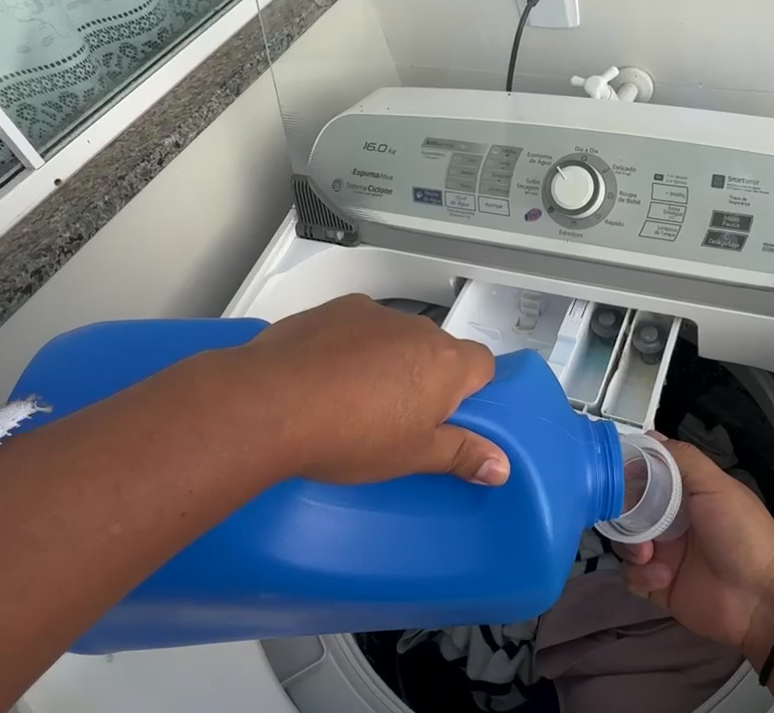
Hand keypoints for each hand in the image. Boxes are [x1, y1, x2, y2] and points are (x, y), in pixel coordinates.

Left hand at [224, 294, 509, 486]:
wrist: (272, 404)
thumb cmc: (351, 434)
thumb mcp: (412, 455)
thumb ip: (461, 454)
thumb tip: (501, 465)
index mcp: (446, 364)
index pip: (483, 363)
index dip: (470, 389)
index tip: (448, 414)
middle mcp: (417, 330)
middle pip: (437, 350)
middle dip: (425, 376)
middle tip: (398, 416)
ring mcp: (374, 314)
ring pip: (396, 337)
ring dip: (388, 359)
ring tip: (355, 398)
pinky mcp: (335, 308)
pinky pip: (357, 326)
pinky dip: (350, 344)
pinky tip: (325, 375)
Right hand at [615, 438, 773, 664]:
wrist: (762, 600)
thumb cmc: (742, 534)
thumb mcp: (717, 486)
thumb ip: (683, 459)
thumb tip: (650, 436)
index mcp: (685, 493)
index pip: (647, 474)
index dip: (630, 472)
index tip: (615, 473)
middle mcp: (671, 520)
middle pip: (629, 507)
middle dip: (624, 512)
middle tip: (629, 518)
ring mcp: (664, 554)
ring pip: (626, 540)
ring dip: (631, 544)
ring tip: (648, 553)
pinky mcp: (658, 586)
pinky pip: (632, 576)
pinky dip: (641, 575)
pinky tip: (663, 577)